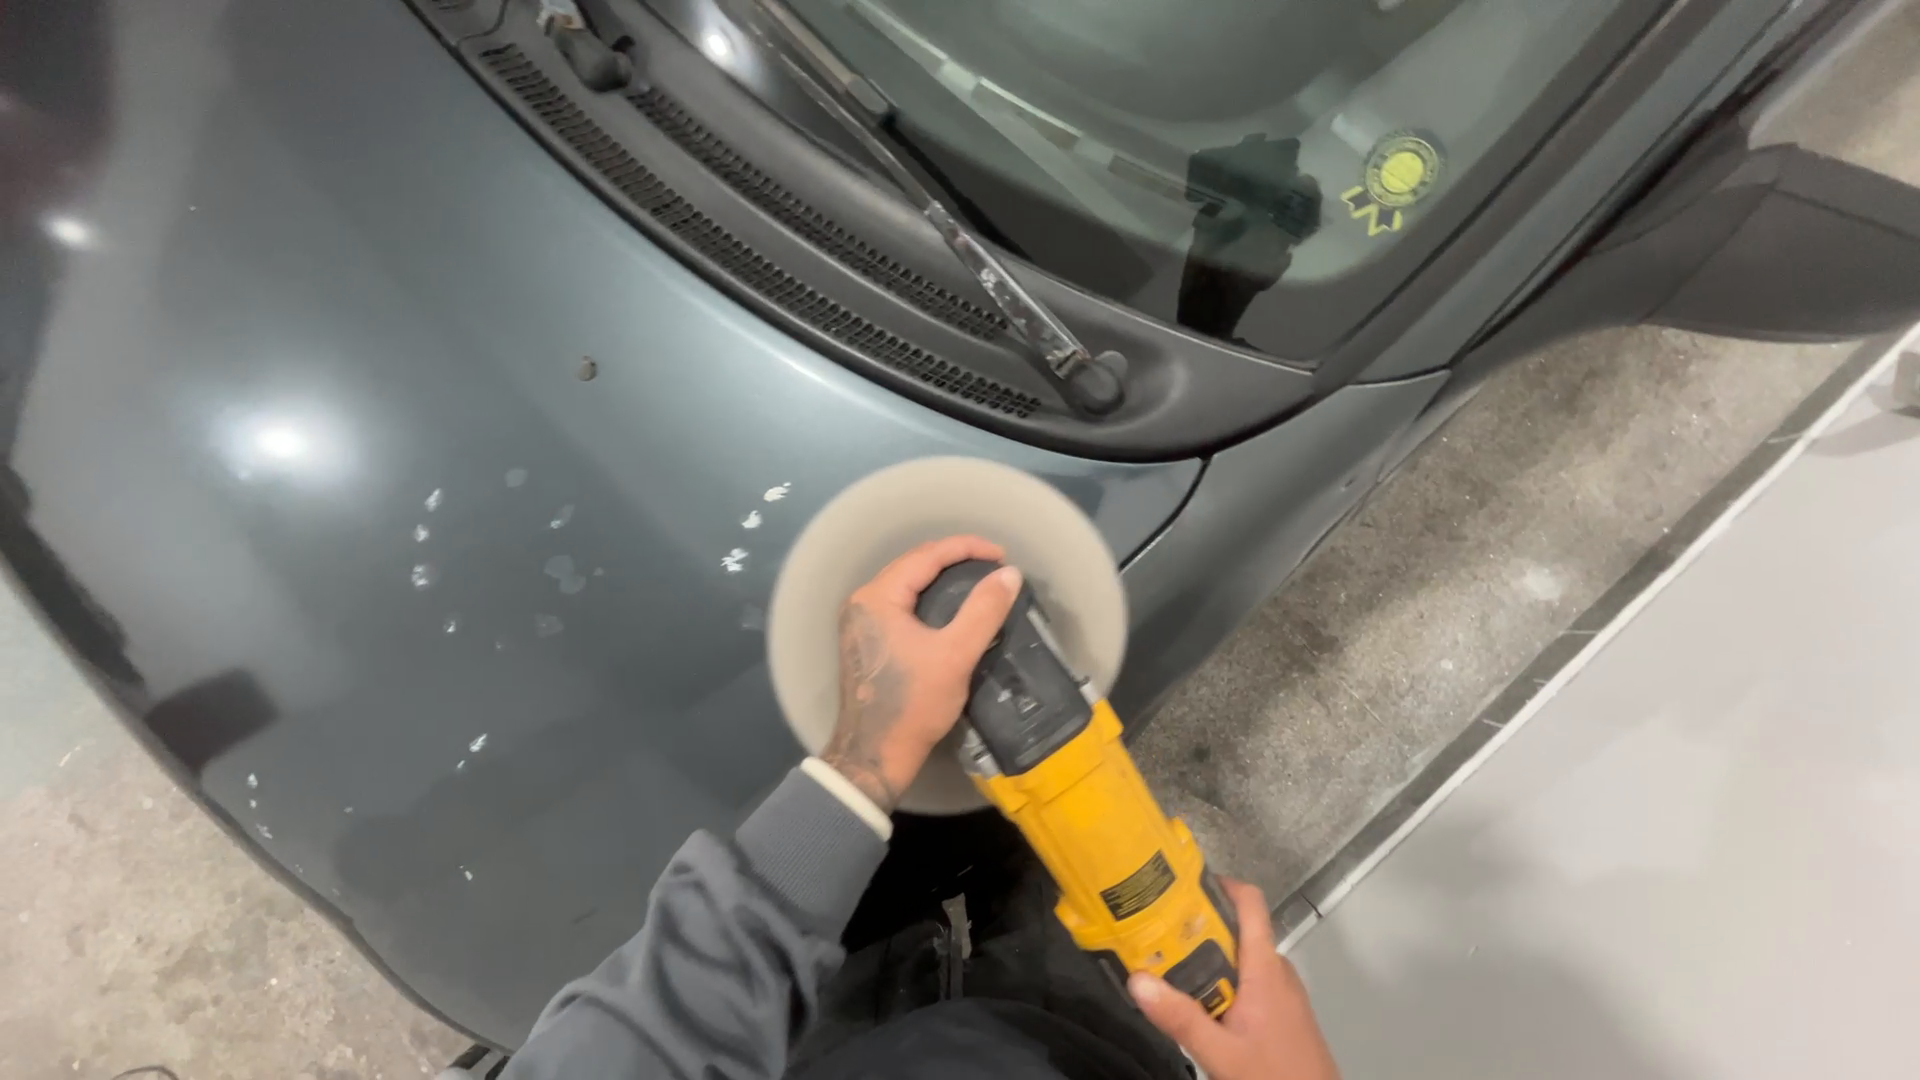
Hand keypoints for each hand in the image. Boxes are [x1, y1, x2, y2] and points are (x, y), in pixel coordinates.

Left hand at [823, 535, 1022, 812]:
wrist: (875, 755)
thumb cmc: (913, 704)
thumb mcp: (956, 655)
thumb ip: (984, 610)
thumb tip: (1010, 574)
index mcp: (877, 597)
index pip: (926, 555)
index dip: (966, 548)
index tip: (1001, 556)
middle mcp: (862, 602)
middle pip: (914, 566)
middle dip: (954, 560)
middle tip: (992, 567)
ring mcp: (860, 623)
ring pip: (907, 586)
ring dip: (941, 579)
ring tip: (977, 583)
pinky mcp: (867, 642)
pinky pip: (901, 606)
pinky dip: (928, 600)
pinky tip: (952, 610)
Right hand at [1129, 880, 1340, 1079]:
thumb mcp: (1222, 1056)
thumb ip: (1181, 1018)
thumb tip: (1136, 978)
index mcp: (1266, 968)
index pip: (1250, 902)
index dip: (1219, 883)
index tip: (1179, 885)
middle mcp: (1277, 971)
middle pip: (1236, 929)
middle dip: (1197, 927)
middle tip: (1155, 932)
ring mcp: (1283, 993)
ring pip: (1240, 958)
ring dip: (1207, 957)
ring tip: (1167, 966)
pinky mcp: (1283, 1015)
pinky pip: (1249, 981)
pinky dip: (1222, 981)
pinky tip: (1198, 1005)